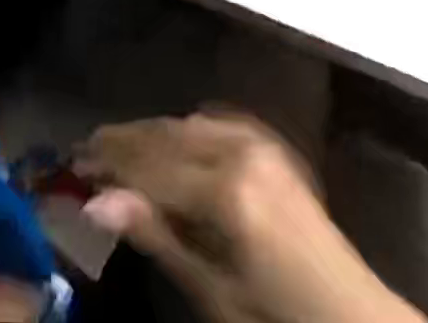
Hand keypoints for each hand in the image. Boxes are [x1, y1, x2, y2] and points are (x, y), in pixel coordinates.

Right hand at [77, 113, 426, 322]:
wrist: (352, 315)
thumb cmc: (275, 315)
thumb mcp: (211, 291)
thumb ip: (156, 237)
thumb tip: (97, 203)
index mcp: (225, 190)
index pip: (150, 164)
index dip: (109, 160)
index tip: (75, 159)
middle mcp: (242, 151)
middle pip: (168, 135)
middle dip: (126, 140)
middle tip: (86, 147)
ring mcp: (262, 143)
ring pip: (191, 124)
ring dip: (154, 132)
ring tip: (121, 144)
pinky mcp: (274, 147)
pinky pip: (221, 122)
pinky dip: (190, 127)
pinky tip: (176, 134)